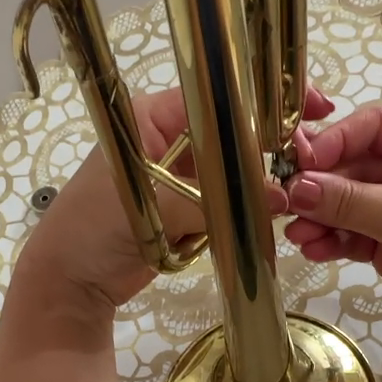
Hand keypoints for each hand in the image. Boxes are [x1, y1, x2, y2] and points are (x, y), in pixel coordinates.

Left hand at [26, 86, 333, 308]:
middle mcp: (167, 143)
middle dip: (266, 149)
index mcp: (153, 120)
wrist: (69, 285)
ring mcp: (175, 180)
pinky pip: (220, 207)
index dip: (264, 99)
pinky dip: (236, 216)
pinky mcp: (180, 215)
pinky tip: (264, 219)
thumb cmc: (94, 229)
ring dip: (254, 188)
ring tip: (289, 196)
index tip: (312, 107)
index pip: (218, 96)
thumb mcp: (156, 205)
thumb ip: (217, 201)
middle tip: (305, 161)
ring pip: (229, 175)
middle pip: (230, 136)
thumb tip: (279, 199)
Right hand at [282, 105, 381, 357]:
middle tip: (287, 205)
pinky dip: (331, 241)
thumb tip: (295, 188)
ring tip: (298, 237)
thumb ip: (350, 200)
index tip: (302, 165)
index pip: (379, 125)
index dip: (338, 141)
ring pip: (349, 203)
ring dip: (321, 218)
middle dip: (323, 187)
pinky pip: (351, 234)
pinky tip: (313, 251)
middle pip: (358, 164)